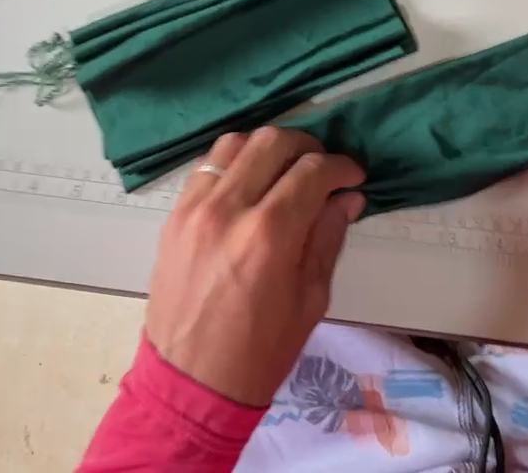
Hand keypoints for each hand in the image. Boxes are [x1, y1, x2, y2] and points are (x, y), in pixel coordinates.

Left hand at [144, 126, 366, 404]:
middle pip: (273, 141)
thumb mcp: (310, 300)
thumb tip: (347, 196)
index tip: (353, 176)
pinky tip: (250, 180)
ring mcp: (194, 207)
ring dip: (268, 146)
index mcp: (268, 235)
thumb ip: (328, 237)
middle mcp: (229, 209)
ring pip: (236, 141)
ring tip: (286, 168)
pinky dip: (235, 160)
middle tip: (323, 168)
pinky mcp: (174, 213)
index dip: (341, 167)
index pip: (312, 171)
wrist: (189, 385)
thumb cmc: (259, 351)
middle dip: (308, 147)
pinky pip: (207, 164)